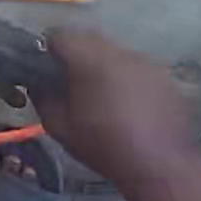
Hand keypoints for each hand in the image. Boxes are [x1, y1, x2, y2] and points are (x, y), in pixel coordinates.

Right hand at [34, 28, 200, 186]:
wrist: (161, 166)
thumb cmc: (104, 147)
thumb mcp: (61, 128)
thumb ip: (43, 98)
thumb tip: (37, 82)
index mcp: (90, 60)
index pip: (60, 34)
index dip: (47, 49)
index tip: (44, 69)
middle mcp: (119, 52)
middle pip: (89, 38)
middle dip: (74, 54)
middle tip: (68, 81)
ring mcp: (146, 61)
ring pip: (113, 51)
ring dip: (101, 64)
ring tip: (98, 93)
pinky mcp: (163, 75)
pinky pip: (135, 66)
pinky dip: (124, 76)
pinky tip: (125, 103)